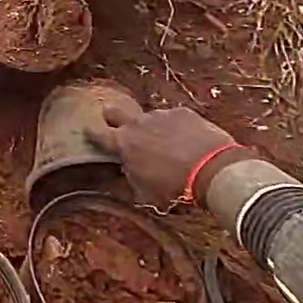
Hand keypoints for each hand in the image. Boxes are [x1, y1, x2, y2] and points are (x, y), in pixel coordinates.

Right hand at [89, 102, 238, 205]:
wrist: (213, 169)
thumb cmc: (176, 187)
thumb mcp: (146, 190)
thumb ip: (132, 175)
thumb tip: (129, 168)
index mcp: (123, 143)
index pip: (97, 134)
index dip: (91, 133)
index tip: (89, 132)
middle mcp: (136, 124)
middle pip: (113, 111)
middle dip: (112, 116)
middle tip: (118, 125)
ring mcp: (159, 115)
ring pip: (148, 118)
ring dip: (152, 127)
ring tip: (168, 143)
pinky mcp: (182, 112)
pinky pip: (173, 118)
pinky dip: (177, 127)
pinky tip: (188, 140)